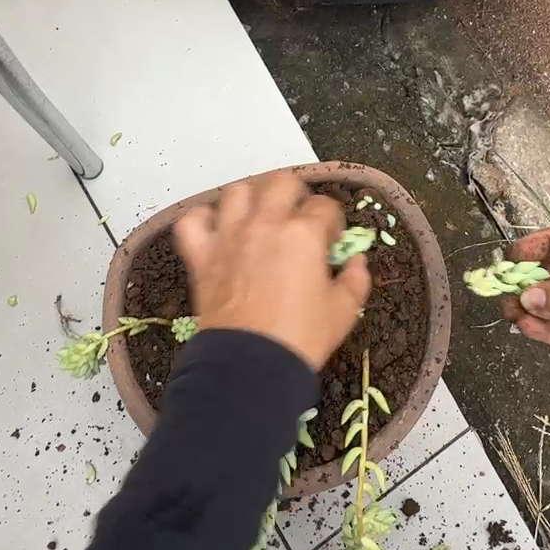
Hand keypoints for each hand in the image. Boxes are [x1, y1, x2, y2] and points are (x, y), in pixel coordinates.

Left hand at [173, 171, 371, 369]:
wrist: (250, 366)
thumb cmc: (301, 338)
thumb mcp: (344, 312)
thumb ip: (355, 280)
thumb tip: (356, 261)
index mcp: (304, 234)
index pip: (325, 207)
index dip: (332, 222)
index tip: (332, 241)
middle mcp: (265, 224)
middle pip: (281, 182)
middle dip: (296, 194)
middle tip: (298, 217)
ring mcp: (229, 236)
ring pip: (237, 191)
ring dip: (251, 198)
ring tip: (259, 216)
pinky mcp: (202, 255)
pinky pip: (193, 221)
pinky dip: (203, 219)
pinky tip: (217, 229)